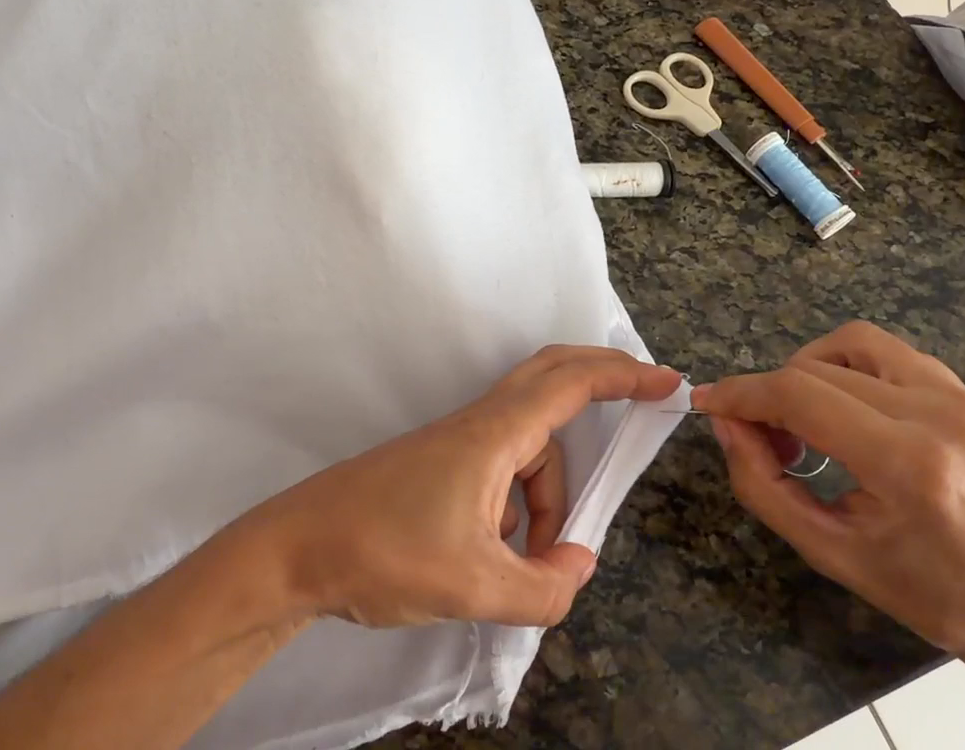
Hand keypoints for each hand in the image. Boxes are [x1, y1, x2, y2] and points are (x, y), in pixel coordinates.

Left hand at [233, 346, 680, 628]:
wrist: (296, 551)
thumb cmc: (384, 554)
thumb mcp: (475, 587)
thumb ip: (544, 589)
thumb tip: (579, 569)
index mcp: (493, 435)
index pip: (570, 384)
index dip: (623, 375)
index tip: (667, 381)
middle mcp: (478, 427)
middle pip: (550, 381)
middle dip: (600, 385)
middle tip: (640, 404)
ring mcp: (456, 446)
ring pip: (528, 448)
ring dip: (550, 494)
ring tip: (535, 562)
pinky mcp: (440, 469)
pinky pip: (502, 471)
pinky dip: (521, 505)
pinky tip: (500, 558)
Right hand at [692, 322, 964, 666]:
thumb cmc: (928, 594)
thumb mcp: (830, 551)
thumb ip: (764, 484)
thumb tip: (728, 424)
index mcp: (907, 464)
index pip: (799, 394)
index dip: (742, 393)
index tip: (708, 402)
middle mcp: (938, 415)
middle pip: (817, 367)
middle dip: (769, 392)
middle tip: (759, 436)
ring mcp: (963, 399)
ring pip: (854, 343)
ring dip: (809, 369)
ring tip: (804, 418)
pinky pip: (891, 355)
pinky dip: (850, 371)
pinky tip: (848, 412)